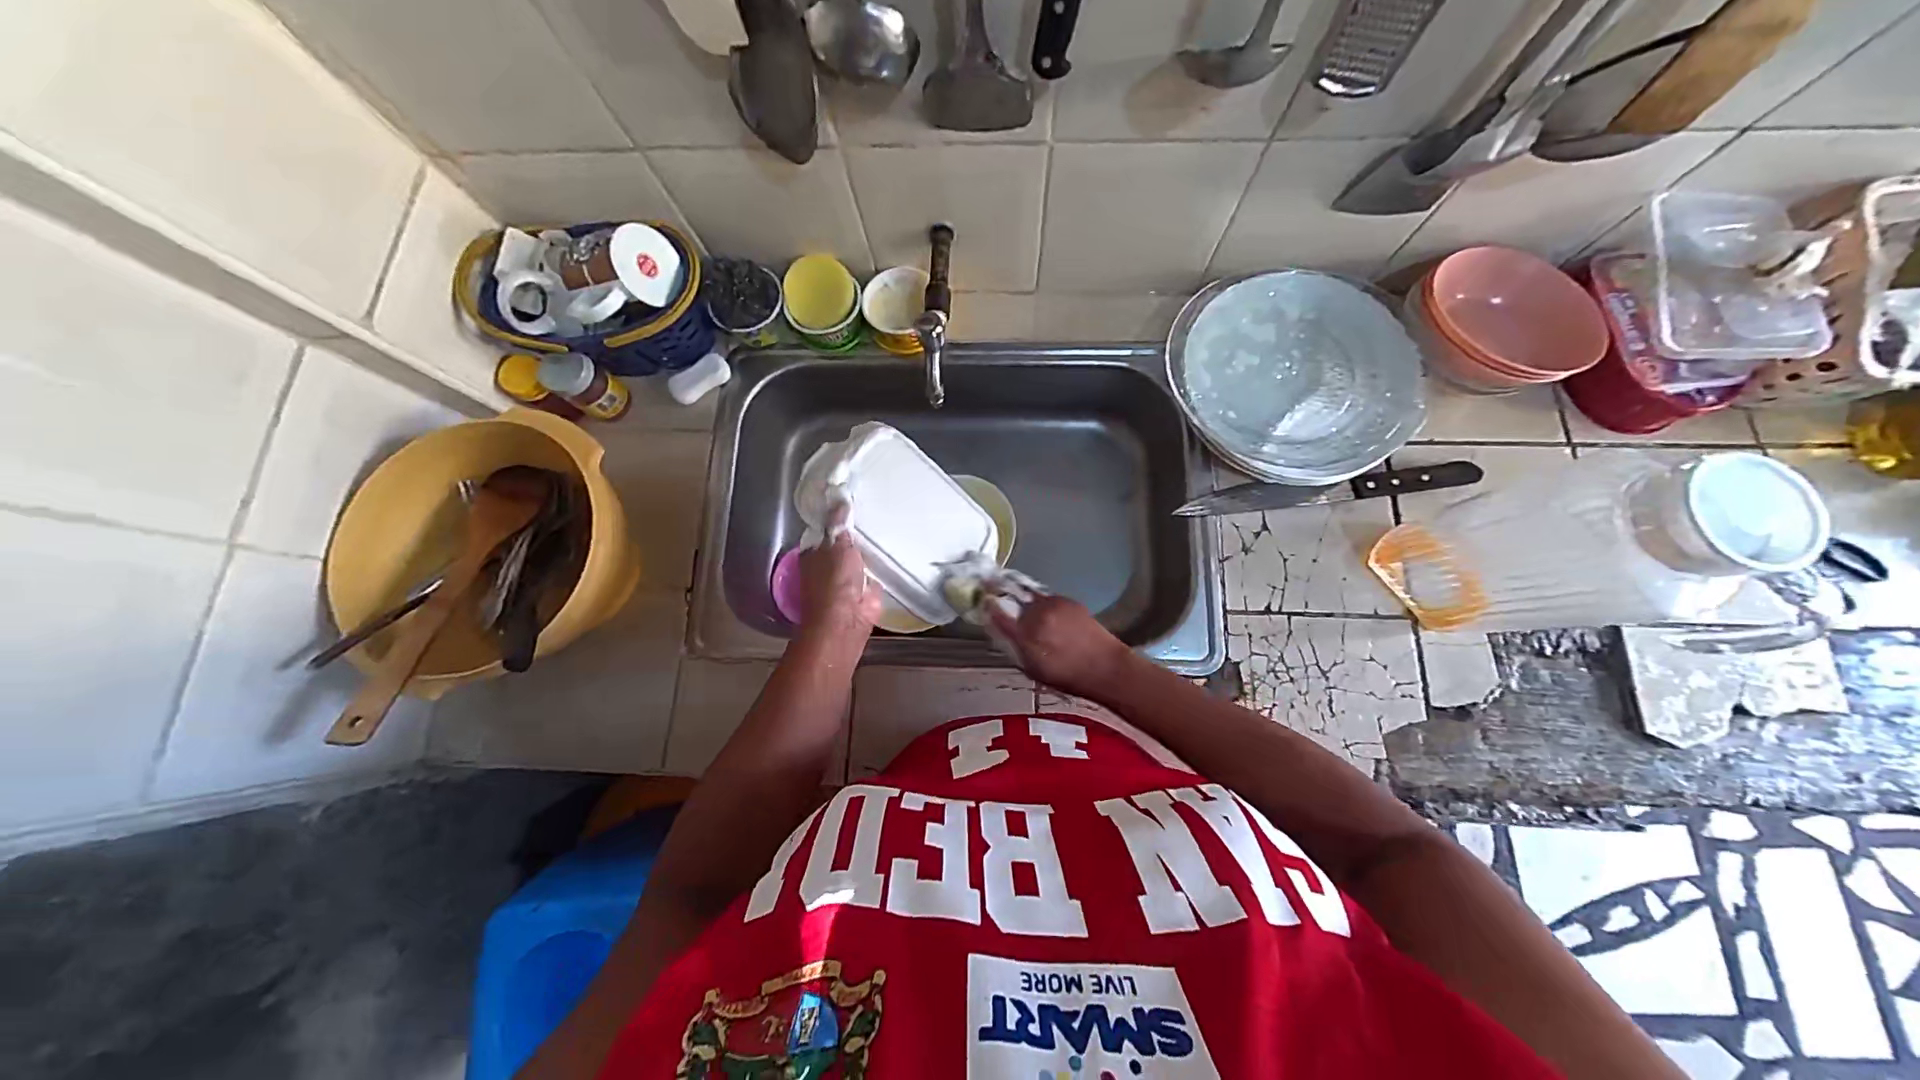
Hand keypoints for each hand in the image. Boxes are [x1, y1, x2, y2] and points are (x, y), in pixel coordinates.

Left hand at [800, 505, 880, 638]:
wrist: (847, 619)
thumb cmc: (835, 581)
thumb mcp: (836, 544)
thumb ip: (838, 523)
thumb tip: (839, 499)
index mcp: (813, 554)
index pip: (824, 531)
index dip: (835, 518)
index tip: (850, 502)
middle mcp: (827, 567)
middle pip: (842, 544)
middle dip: (855, 534)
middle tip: (874, 511)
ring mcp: (847, 580)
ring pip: (859, 558)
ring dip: (868, 549)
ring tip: (885, 526)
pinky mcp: (865, 591)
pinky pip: (874, 572)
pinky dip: (880, 565)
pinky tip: (892, 550)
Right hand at [988, 595, 1131, 697]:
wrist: (1108, 668)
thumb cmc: (1068, 676)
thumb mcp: (1033, 668)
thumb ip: (1013, 645)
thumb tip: (998, 627)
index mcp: (1027, 632)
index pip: (998, 611)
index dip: (988, 605)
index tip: (983, 601)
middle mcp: (1039, 612)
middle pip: (1014, 599)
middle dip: (1006, 600)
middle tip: (1002, 605)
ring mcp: (1056, 603)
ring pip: (1031, 598)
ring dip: (1026, 603)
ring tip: (1026, 614)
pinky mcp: (1070, 601)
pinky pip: (1048, 600)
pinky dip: (1043, 606)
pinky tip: (1048, 618)